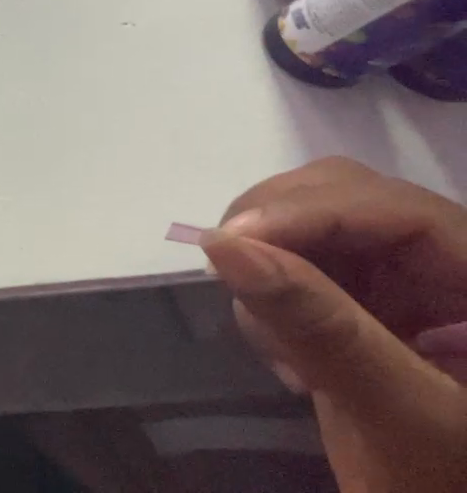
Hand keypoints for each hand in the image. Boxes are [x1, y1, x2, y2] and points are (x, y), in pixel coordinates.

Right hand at [204, 158, 466, 492]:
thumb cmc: (449, 486)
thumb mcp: (401, 415)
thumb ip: (323, 329)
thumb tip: (220, 245)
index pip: (400, 210)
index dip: (310, 212)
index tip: (228, 240)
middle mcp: (457, 270)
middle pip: (350, 199)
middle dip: (279, 228)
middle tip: (230, 272)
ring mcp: (416, 288)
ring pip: (314, 225)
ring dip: (266, 262)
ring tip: (271, 335)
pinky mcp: (371, 306)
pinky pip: (299, 261)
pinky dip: (268, 292)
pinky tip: (281, 349)